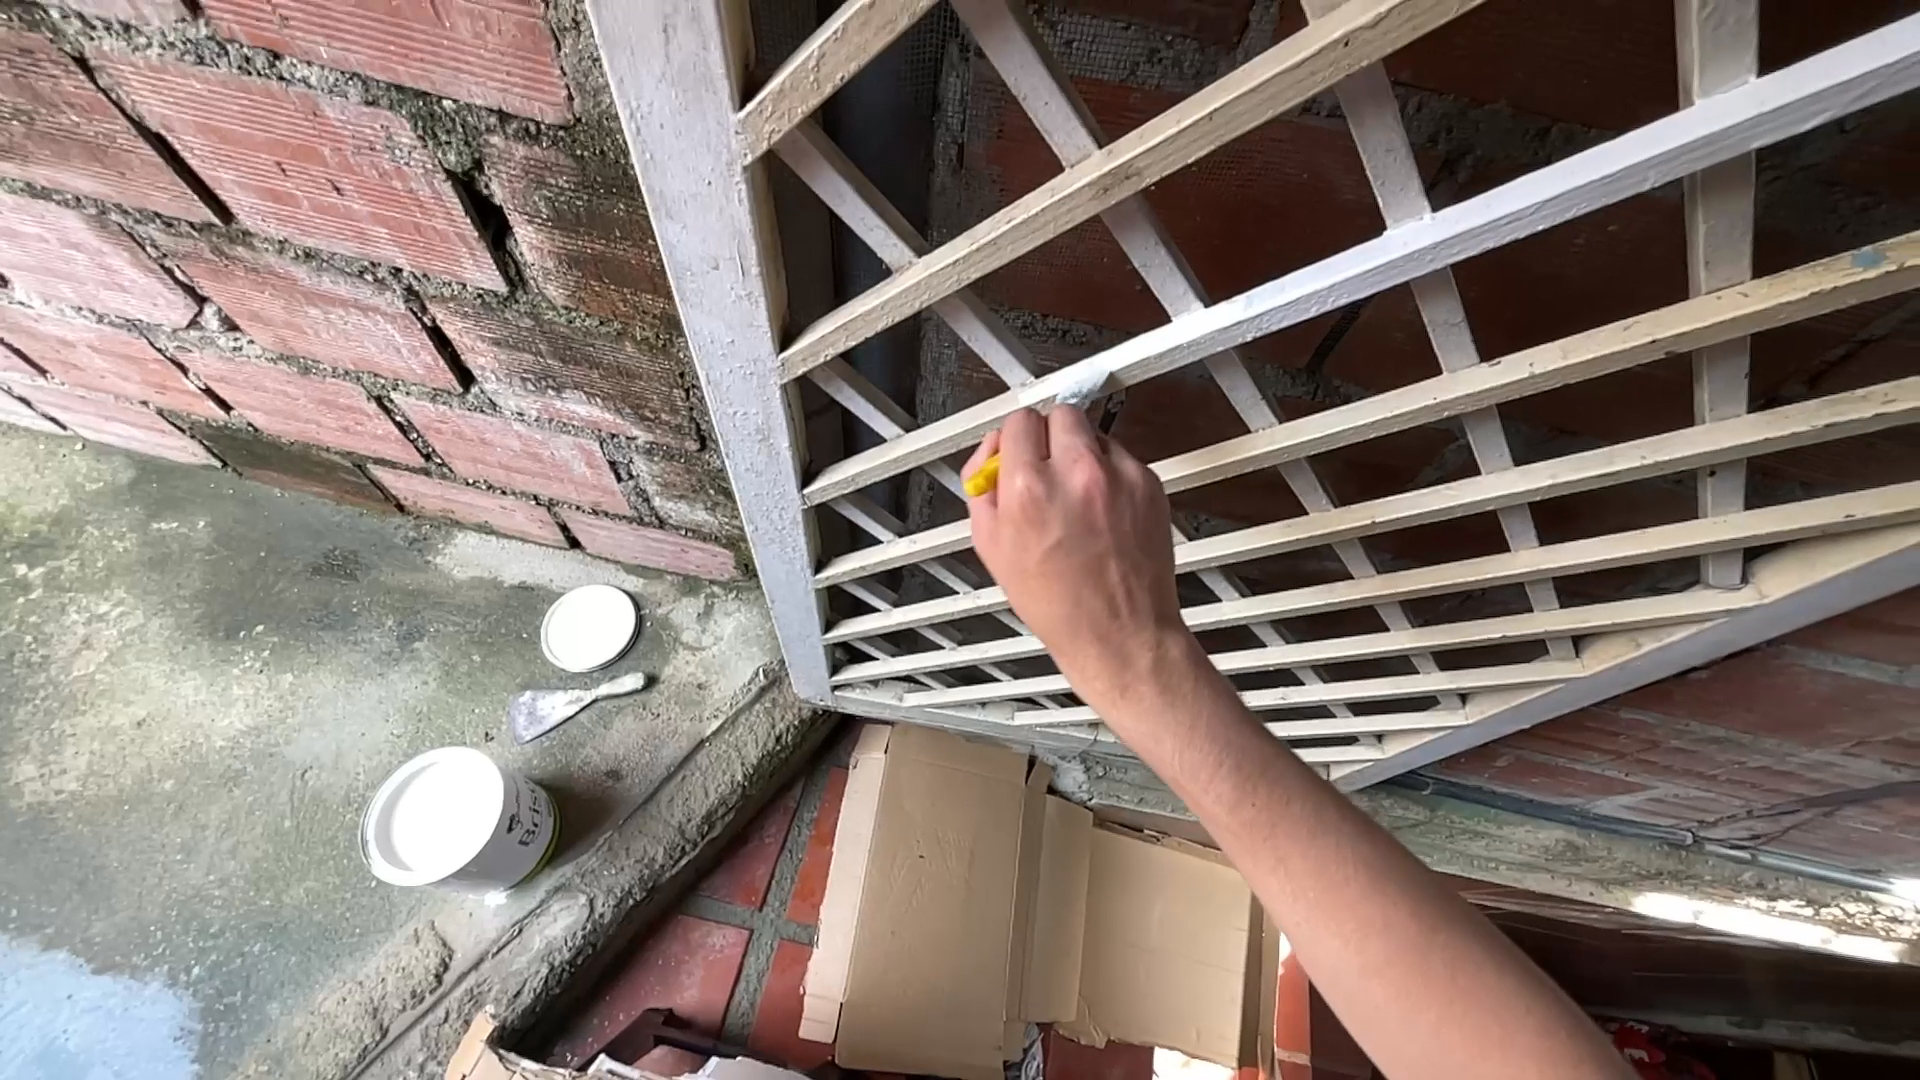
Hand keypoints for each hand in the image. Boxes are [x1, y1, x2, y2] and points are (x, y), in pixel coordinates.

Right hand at [966, 407, 1196, 710]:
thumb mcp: (991, 549)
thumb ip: (982, 490)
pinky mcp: (1149, 483)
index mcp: (1028, 487)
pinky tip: (1103, 511)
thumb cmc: (1055, 602)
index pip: (1018, 421)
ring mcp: (1118, 475)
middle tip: (1047, 470)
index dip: (1014, 441)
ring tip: (1077, 497)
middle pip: (1059, 414)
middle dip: (1049, 437)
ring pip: (1093, 433)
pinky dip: (1110, 474)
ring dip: (1081, 452)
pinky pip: (1121, 458)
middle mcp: (1075, 471)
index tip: (1018, 455)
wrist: (1119, 633)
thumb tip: (988, 454)